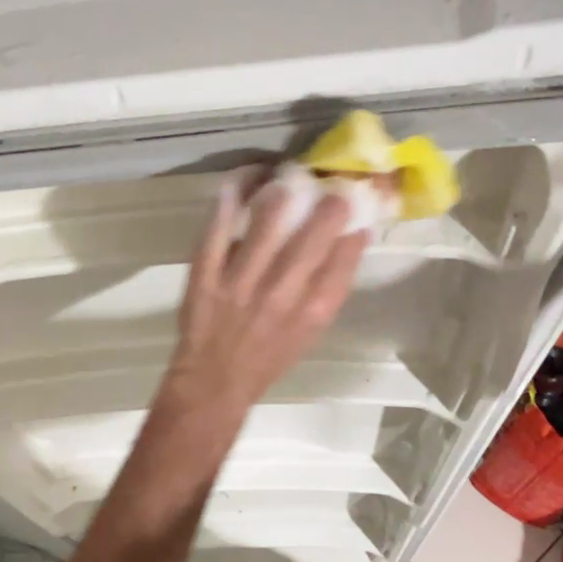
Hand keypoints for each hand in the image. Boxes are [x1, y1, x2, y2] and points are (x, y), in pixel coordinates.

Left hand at [162, 178, 369, 411]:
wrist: (213, 381)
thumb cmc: (268, 358)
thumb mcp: (310, 331)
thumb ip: (329, 286)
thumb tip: (352, 236)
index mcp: (311, 312)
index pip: (344, 257)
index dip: (354, 224)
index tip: (357, 203)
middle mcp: (280, 295)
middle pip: (313, 234)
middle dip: (328, 202)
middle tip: (329, 186)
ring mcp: (239, 283)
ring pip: (266, 222)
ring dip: (281, 192)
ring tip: (285, 180)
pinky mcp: (205, 276)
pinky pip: (217, 228)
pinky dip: (231, 197)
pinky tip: (245, 179)